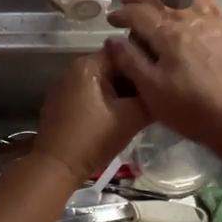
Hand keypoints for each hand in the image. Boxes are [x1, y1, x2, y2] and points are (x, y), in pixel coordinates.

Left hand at [32, 50, 151, 181]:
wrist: (56, 167)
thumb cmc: (93, 138)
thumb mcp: (130, 118)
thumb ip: (151, 100)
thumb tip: (165, 91)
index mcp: (89, 65)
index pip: (125, 53)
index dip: (145, 65)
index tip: (162, 79)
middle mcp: (74, 69)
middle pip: (114, 67)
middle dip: (134, 81)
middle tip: (156, 96)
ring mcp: (66, 85)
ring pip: (104, 82)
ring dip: (122, 93)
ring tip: (143, 107)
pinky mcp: (63, 102)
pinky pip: (91, 94)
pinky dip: (107, 101)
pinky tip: (120, 116)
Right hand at [104, 0, 221, 154]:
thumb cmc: (190, 110)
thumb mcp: (152, 91)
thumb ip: (130, 62)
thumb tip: (111, 39)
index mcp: (169, 36)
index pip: (139, 13)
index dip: (121, 14)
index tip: (110, 19)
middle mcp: (190, 22)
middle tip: (125, 3)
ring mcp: (211, 25)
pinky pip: (209, 3)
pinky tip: (187, 0)